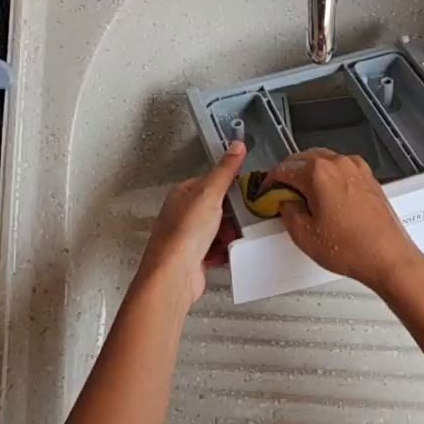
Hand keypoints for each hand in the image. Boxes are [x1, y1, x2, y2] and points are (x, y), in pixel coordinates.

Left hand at [136, 140, 245, 306]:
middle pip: (218, 207)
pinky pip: (219, 251)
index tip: (250, 187)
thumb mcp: (209, 194)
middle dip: (235, 213)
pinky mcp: (197, 258)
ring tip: (240, 234)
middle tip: (250, 214)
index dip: (231, 185)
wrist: (174, 277)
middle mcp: (184, 215)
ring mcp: (190, 238)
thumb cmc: (182, 235)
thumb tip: (236, 146)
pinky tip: (233, 251)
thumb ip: (224, 170)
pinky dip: (228, 251)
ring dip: (232, 234)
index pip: (211, 181)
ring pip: (220, 230)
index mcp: (184, 194)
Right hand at [273, 149, 423, 292]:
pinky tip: (326, 196)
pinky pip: (341, 168)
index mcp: (318, 172)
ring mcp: (356, 168)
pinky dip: (329, 176)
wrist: (389, 258)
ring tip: (303, 196)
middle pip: (303, 159)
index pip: (283, 169)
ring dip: (308, 173)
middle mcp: (338, 163)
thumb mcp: (304, 235)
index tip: (267, 192)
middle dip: (289, 174)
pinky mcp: (368, 177)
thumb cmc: (353, 248)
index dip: (270, 182)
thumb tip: (286, 202)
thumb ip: (287, 211)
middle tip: (281, 193)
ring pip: (323, 160)